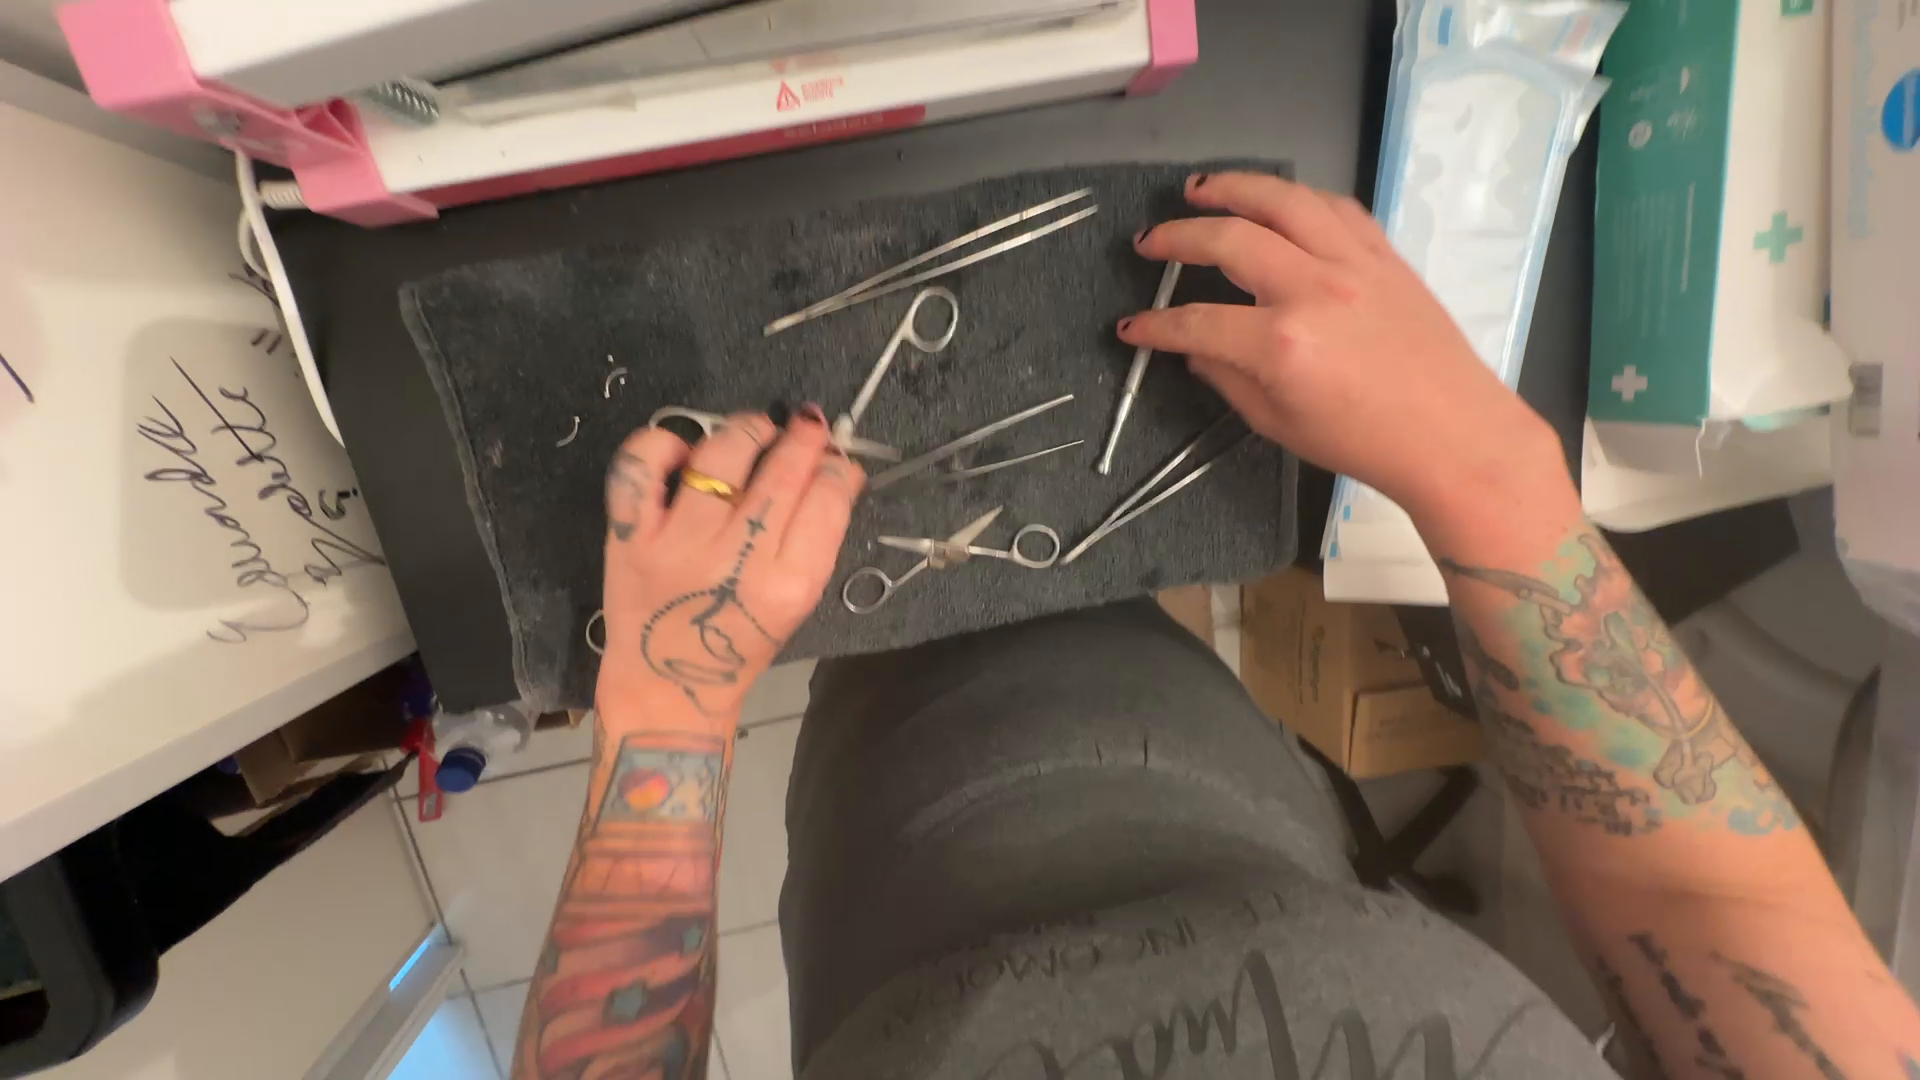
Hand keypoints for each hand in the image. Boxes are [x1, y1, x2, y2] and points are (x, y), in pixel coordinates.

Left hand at [598, 406, 862, 717]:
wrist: (667, 681)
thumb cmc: (742, 640)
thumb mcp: (799, 599)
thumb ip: (817, 537)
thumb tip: (832, 469)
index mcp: (789, 584)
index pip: (829, 499)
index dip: (840, 466)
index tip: (837, 459)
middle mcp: (736, 562)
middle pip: (783, 472)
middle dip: (804, 437)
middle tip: (807, 424)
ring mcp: (678, 545)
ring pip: (720, 456)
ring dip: (748, 429)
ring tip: (757, 432)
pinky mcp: (630, 537)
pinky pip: (639, 467)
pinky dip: (662, 443)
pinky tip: (685, 451)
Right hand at [1118, 172, 1569, 534]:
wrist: (1451, 433)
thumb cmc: (1358, 441)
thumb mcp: (1275, 422)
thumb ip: (1226, 378)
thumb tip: (1194, 350)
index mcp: (1279, 344)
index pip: (1195, 323)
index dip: (1153, 326)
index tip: (1130, 327)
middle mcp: (1312, 289)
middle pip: (1229, 241)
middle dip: (1177, 237)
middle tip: (1148, 240)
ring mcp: (1353, 264)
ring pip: (1284, 201)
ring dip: (1234, 188)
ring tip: (1200, 188)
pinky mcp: (1384, 255)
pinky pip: (1333, 208)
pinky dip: (1295, 199)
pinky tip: (1273, 201)